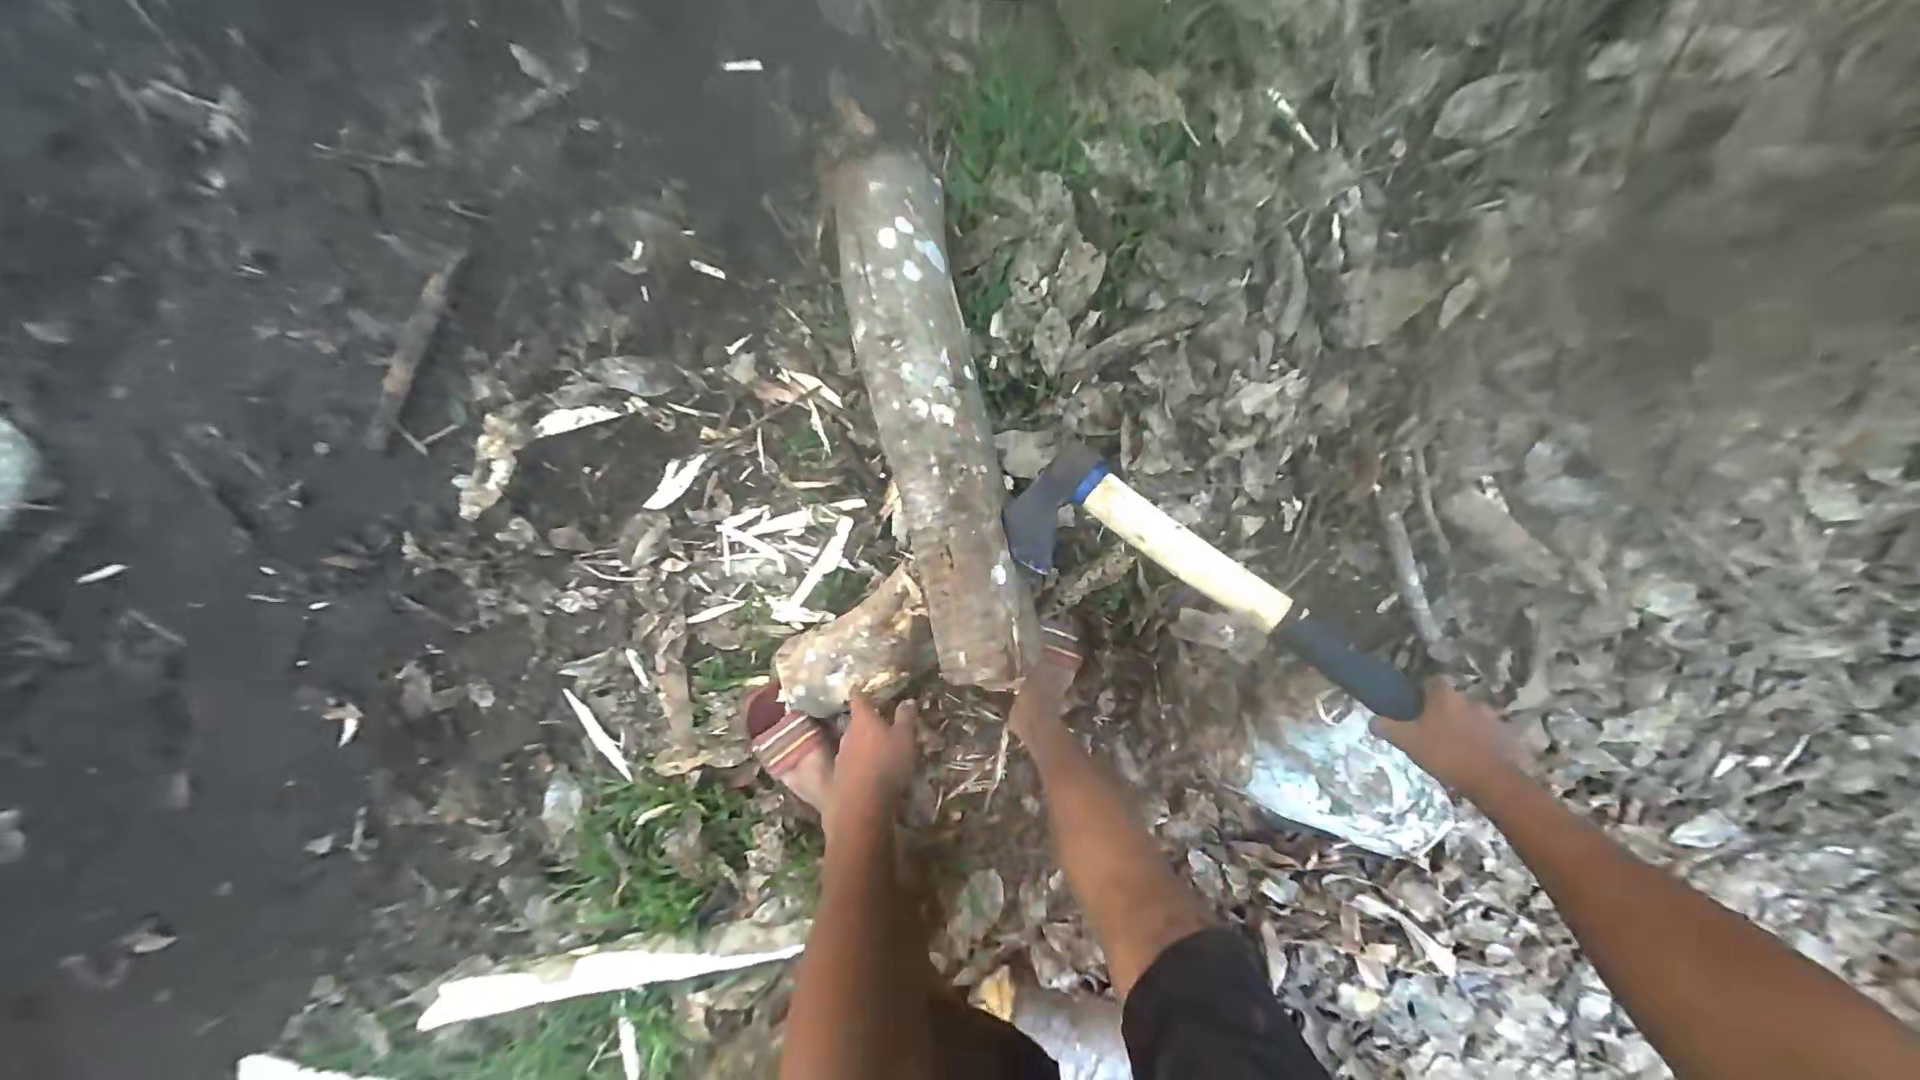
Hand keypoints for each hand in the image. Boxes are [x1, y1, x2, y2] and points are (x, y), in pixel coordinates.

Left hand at [831, 695, 919, 815]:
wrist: (860, 805)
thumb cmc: (885, 763)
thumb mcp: (904, 738)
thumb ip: (905, 718)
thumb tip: (907, 700)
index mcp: (863, 719)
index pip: (857, 698)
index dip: (859, 691)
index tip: (860, 686)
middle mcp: (847, 734)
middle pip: (855, 722)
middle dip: (866, 722)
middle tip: (880, 722)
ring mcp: (841, 756)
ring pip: (852, 744)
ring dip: (863, 744)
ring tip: (878, 749)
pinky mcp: (839, 777)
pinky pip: (851, 764)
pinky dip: (860, 764)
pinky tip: (871, 772)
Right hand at [1371, 677, 1519, 794]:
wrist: (1492, 781)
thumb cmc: (1444, 753)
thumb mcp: (1406, 741)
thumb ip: (1387, 727)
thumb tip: (1372, 720)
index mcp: (1445, 697)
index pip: (1432, 680)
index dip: (1422, 690)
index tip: (1413, 703)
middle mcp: (1470, 701)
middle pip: (1452, 699)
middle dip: (1442, 710)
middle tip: (1430, 726)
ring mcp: (1491, 719)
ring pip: (1471, 716)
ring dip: (1462, 724)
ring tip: (1452, 742)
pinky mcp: (1506, 738)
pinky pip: (1487, 733)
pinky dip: (1479, 739)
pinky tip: (1471, 754)